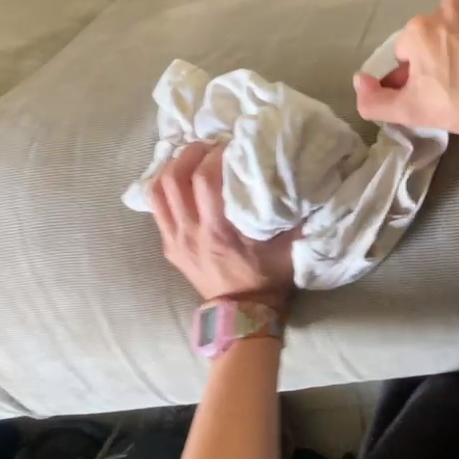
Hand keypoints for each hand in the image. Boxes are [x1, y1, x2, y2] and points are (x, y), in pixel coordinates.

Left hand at [150, 142, 295, 305]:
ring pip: (159, 190)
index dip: (215, 154)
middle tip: (209, 144)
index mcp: (220, 230)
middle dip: (191, 153)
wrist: (243, 314)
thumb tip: (302, 182)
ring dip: (172, 166)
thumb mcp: (290, 247)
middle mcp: (192, 232)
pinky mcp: (169, 246)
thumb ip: (294, 215)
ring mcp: (176, 239)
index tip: (232, 143)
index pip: (205, 179)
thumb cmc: (268, 279)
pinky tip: (178, 178)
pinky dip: (163, 186)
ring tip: (190, 157)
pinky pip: (156, 207)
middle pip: (176, 177)